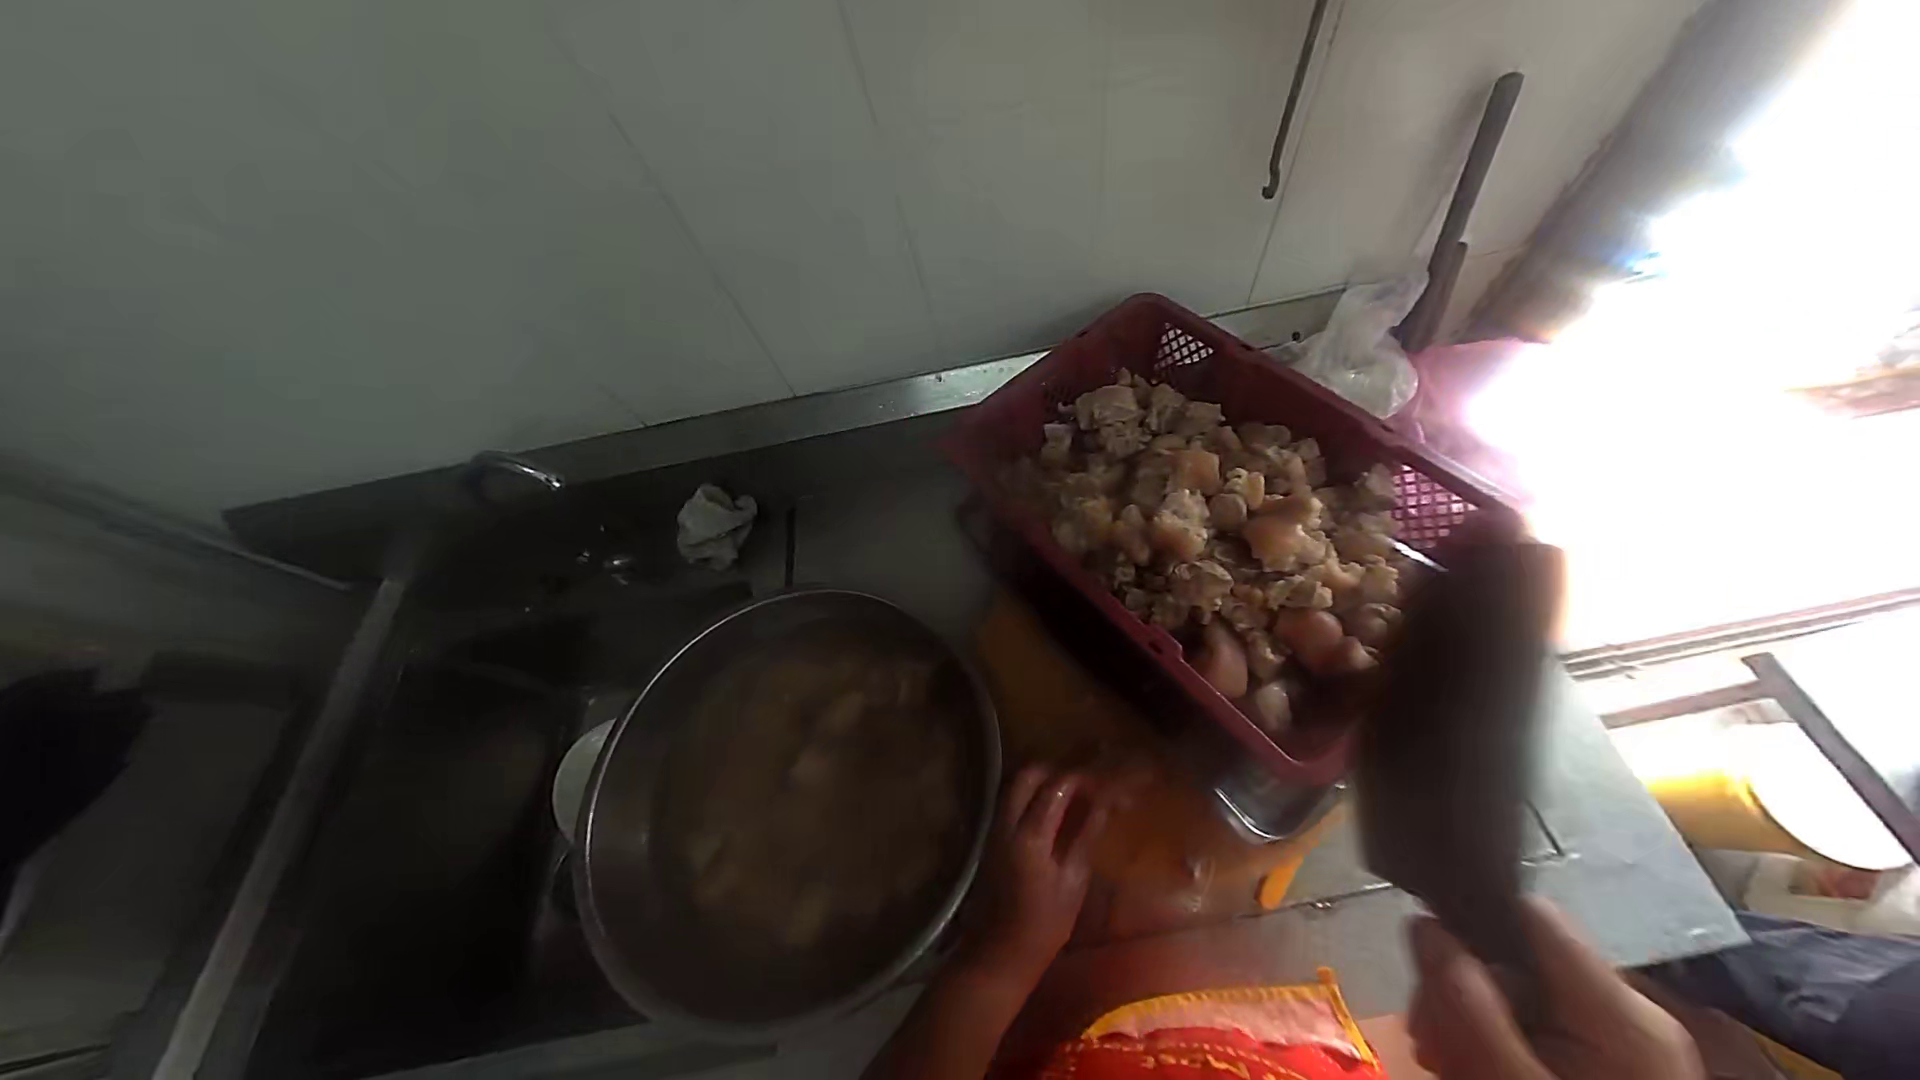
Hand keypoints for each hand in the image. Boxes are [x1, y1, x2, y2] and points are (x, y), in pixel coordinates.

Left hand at [961, 766, 1106, 982]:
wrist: (998, 951)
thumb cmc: (1043, 925)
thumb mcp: (1073, 882)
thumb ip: (1084, 837)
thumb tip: (1102, 805)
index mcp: (1031, 836)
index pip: (1055, 789)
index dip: (1079, 780)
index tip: (1100, 783)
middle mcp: (1007, 823)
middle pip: (1027, 776)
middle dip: (1054, 773)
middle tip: (1081, 786)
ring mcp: (995, 828)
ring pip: (1015, 786)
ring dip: (1040, 782)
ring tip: (1068, 797)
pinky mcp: (991, 837)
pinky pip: (1009, 802)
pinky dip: (1028, 796)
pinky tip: (1049, 813)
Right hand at [1406, 898, 1703, 1079]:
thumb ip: (1466, 1002)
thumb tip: (1425, 925)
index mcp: (1618, 1012)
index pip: (1529, 912)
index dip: (1469, 921)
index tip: (1429, 965)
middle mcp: (1626, 1010)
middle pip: (1513, 952)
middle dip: (1456, 984)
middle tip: (1427, 1038)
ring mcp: (1620, 1037)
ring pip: (1514, 986)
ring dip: (1465, 1012)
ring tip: (1442, 1057)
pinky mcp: (1608, 1058)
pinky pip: (1533, 1019)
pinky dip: (1491, 1034)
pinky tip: (1471, 1063)